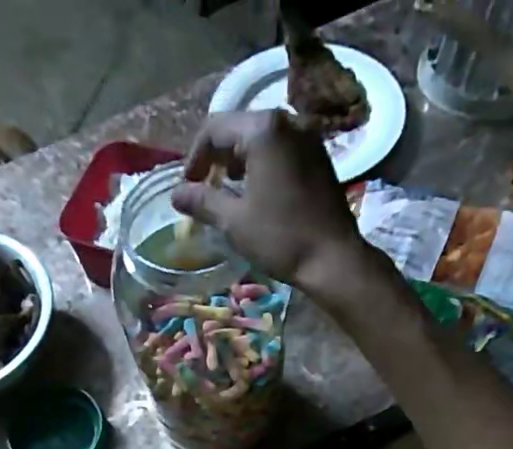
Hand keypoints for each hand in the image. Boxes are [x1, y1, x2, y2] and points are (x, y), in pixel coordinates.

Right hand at [171, 111, 363, 284]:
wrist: (335, 260)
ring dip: (242, 160)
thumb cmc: (282, 238)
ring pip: (263, 139)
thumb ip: (202, 201)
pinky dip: (266, 165)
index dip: (195, 157)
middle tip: (207, 186)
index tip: (188, 186)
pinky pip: (284, 151)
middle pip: (240, 129)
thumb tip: (177, 194)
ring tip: (231, 189)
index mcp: (262, 129)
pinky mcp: (322, 158)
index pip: (214, 129)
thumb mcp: (234, 221)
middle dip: (219, 156)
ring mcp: (309, 139)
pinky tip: (260, 191)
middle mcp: (288, 123)